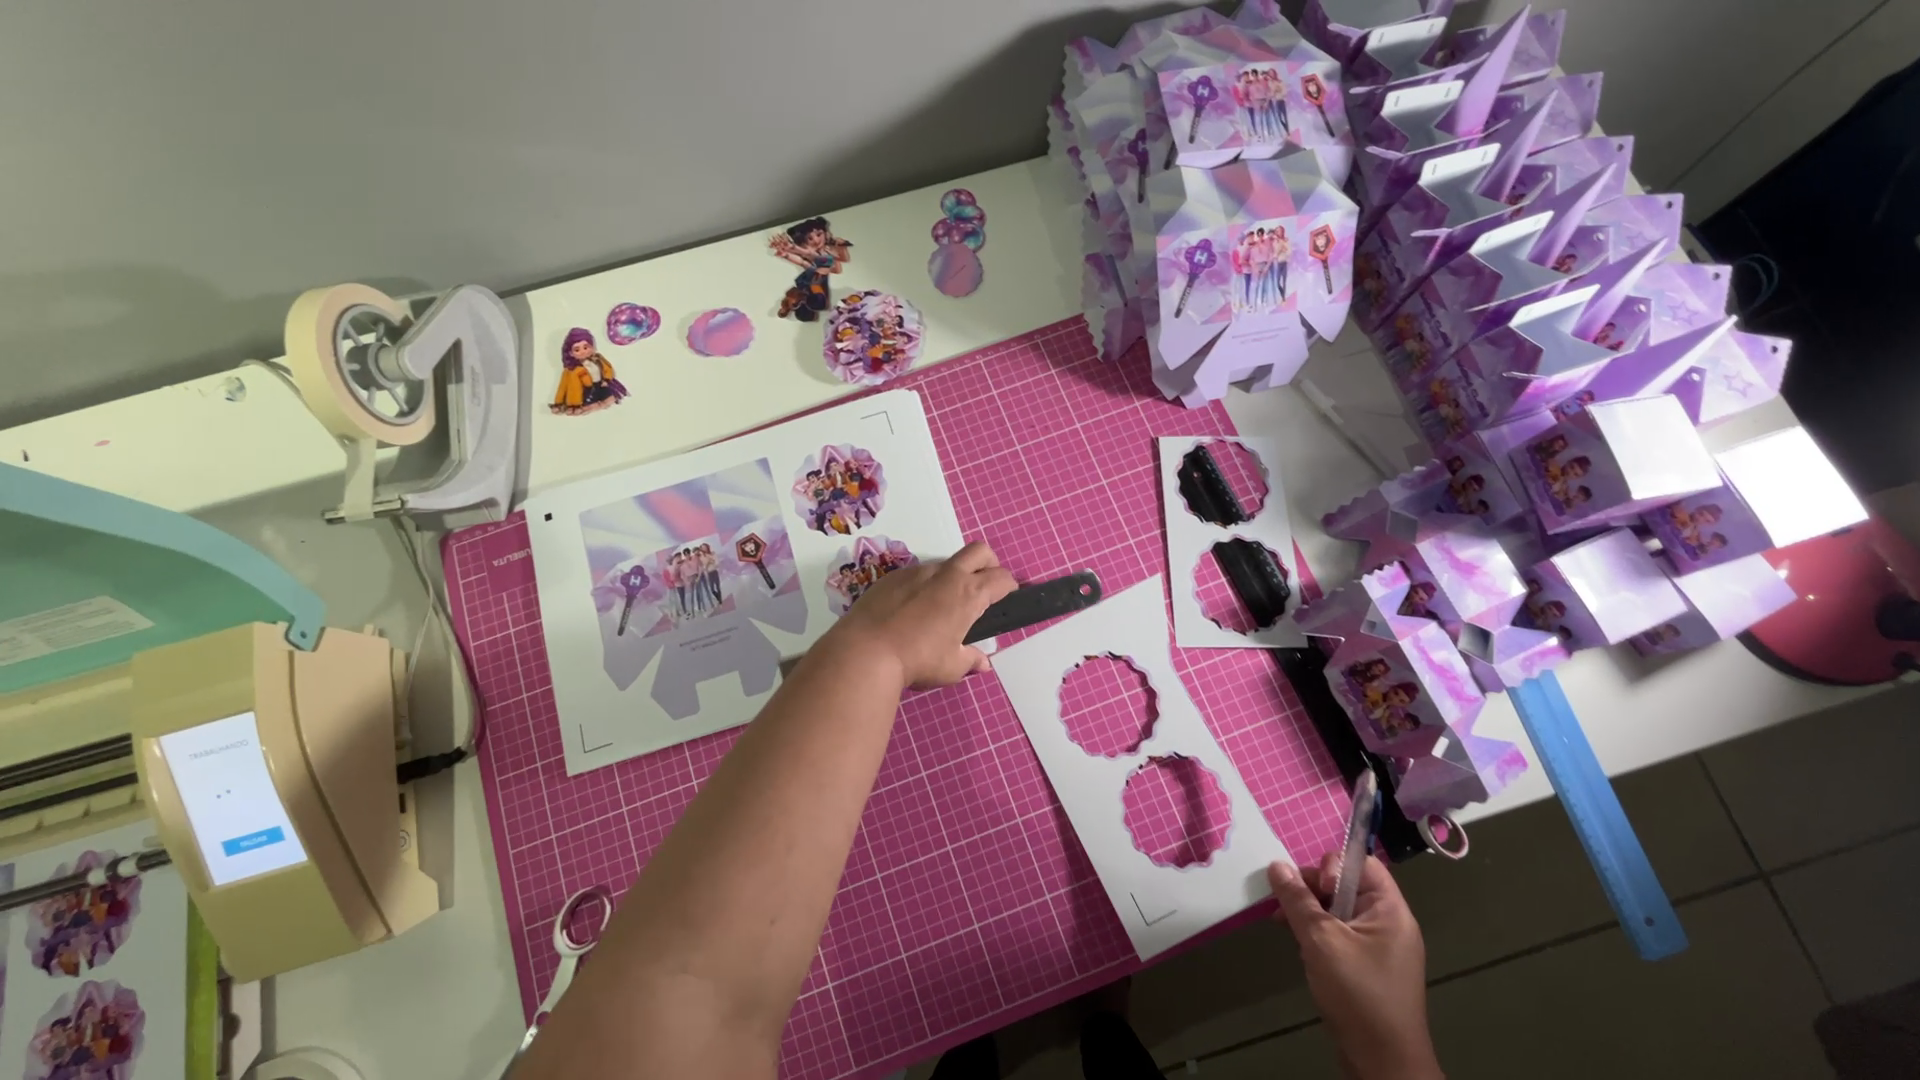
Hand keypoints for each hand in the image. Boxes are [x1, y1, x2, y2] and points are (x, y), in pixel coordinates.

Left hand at [821, 542, 1015, 690]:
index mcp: (968, 594)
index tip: (1007, 596)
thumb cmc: (917, 660)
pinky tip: (912, 609)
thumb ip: (970, 659)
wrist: (866, 650)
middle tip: (984, 586)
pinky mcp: (892, 576)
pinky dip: (924, 585)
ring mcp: (918, 571)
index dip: (1009, 586)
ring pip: (946, 562)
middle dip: (989, 564)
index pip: (1001, 578)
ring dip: (953, 576)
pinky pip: (917, 573)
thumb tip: (983, 662)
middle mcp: (947, 575)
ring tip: (943, 605)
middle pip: (980, 552)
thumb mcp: (951, 667)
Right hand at [1268, 855, 1441, 1079]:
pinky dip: (1318, 934)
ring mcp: (1380, 948)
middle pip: (1347, 885)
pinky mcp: (1369, 968)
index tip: (1312, 889)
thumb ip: (1297, 900)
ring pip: (1340, 912)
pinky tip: (1299, 946)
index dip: (1332, 866)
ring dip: (1311, 913)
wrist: (1383, 1063)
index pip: (1362, 864)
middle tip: (1285, 906)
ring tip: (1285, 925)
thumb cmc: (1357, 993)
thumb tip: (1277, 865)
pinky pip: (1341, 935)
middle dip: (1312, 890)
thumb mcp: (1320, 940)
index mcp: (1390, 910)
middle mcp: (1389, 923)